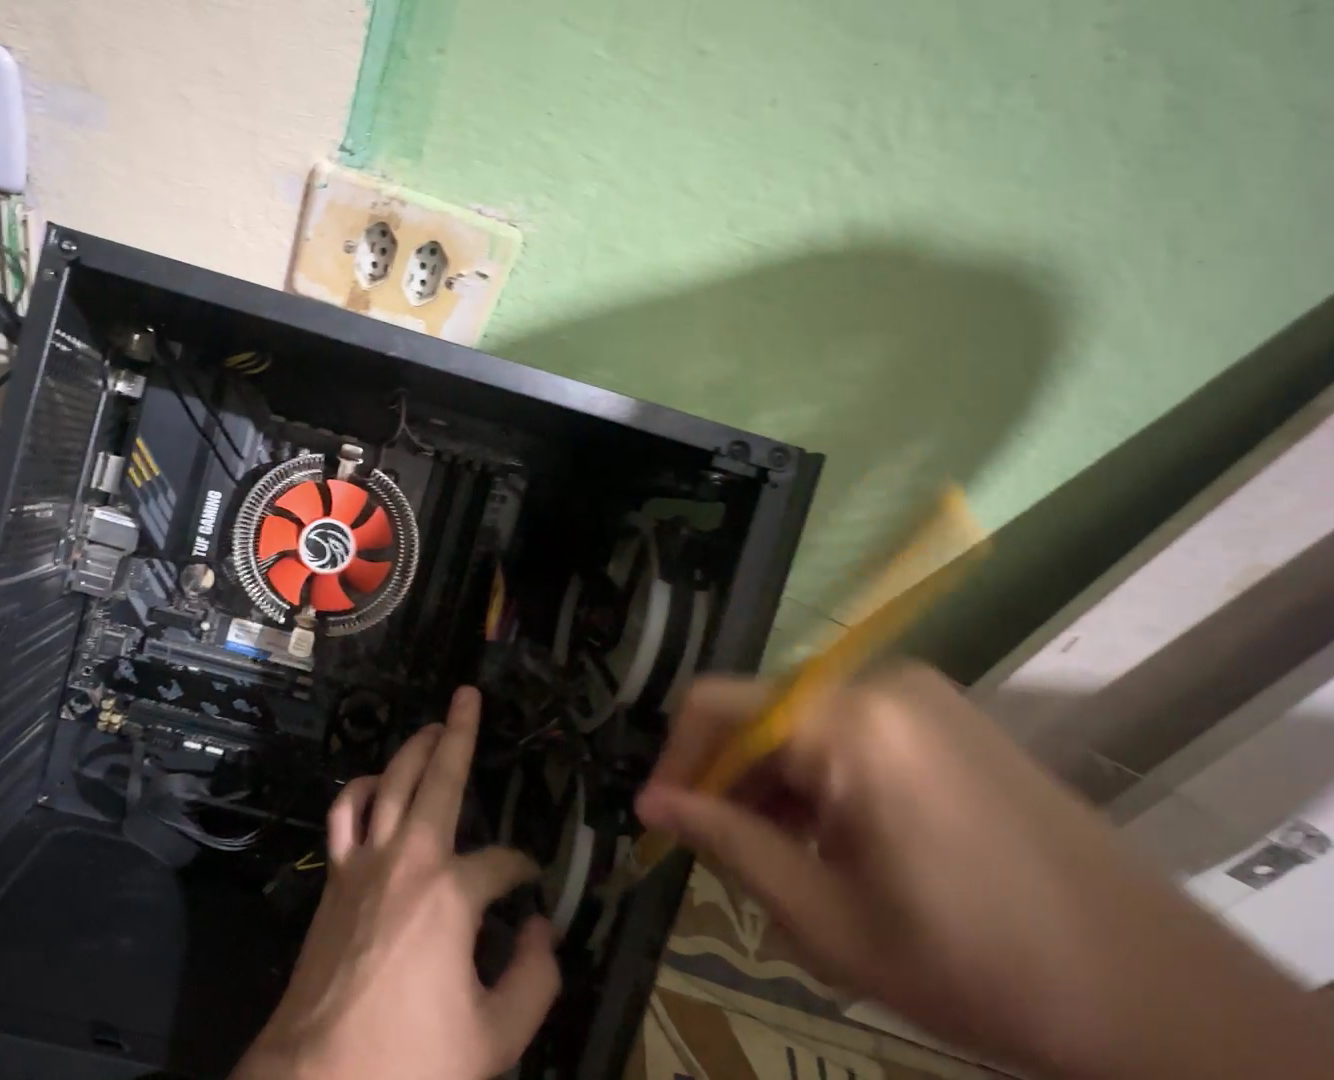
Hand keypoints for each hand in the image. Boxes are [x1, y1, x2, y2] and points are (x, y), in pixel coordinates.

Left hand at [234, 688, 559, 1079]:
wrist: (321, 1078)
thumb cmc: (414, 1059)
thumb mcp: (498, 1037)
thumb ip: (535, 978)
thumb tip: (544, 930)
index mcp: (452, 894)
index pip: (503, 863)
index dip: (524, 870)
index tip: (533, 888)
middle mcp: (407, 859)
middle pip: (438, 781)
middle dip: (458, 735)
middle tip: (468, 696)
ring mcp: (362, 862)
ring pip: (388, 784)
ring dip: (410, 751)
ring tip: (432, 726)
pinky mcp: (334, 877)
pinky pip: (344, 815)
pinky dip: (360, 790)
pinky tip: (375, 783)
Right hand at [635, 664, 1333, 1079]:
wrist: (1157, 995)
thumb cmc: (975, 962)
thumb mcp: (826, 919)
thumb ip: (727, 843)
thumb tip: (652, 803)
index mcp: (848, 721)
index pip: (714, 706)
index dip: (674, 762)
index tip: (661, 823)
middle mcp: (882, 685)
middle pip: (759, 711)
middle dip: (727, 778)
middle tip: (723, 854)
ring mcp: (926, 697)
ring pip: (802, 721)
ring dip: (773, 782)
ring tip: (781, 860)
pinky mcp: (953, 721)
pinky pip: (852, 729)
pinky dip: (820, 776)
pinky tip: (836, 842)